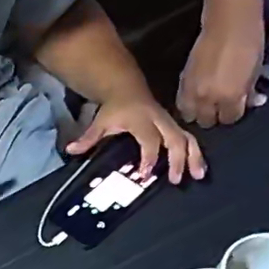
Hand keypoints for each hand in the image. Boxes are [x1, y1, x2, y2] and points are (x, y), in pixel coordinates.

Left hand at [65, 97, 206, 184]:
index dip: (148, 157)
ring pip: (186, 138)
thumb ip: (88, 138)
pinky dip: (195, 153)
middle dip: (177, 159)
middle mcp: (159, 120)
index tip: (144, 174)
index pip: (149, 140)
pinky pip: (189, 138)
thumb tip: (70, 150)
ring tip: (198, 175)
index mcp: (141, 120)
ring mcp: (169, 122)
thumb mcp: (100, 121)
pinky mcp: (175, 125)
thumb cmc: (114, 108)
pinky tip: (198, 168)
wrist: (128, 88)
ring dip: (194, 157)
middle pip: (174, 139)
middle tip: (176, 180)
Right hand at [177, 20, 264, 127]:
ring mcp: (192, 92)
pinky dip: (188, 103)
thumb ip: (249, 90)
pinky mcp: (182, 83)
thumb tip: (251, 102)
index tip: (237, 106)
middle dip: (215, 116)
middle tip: (221, 106)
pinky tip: (195, 96)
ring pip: (190, 116)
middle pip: (208, 122)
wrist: (228, 22)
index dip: (235, 113)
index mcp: (230, 96)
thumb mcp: (256, 69)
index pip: (230, 119)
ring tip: (204, 104)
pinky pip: (181, 103)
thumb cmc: (249, 42)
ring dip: (198, 112)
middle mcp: (208, 99)